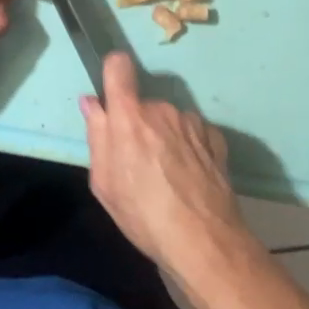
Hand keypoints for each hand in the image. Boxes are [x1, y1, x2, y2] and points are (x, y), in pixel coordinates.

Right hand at [81, 52, 242, 274]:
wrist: (203, 241)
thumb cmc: (142, 214)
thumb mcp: (104, 182)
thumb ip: (97, 136)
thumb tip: (91, 103)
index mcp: (129, 117)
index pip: (118, 66)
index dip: (113, 73)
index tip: (112, 91)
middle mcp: (162, 109)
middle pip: (143, 104)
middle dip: (138, 125)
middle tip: (138, 163)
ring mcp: (193, 123)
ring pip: (169, 119)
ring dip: (165, 136)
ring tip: (167, 175)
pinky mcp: (216, 138)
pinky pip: (193, 133)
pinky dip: (189, 147)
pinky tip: (189, 177)